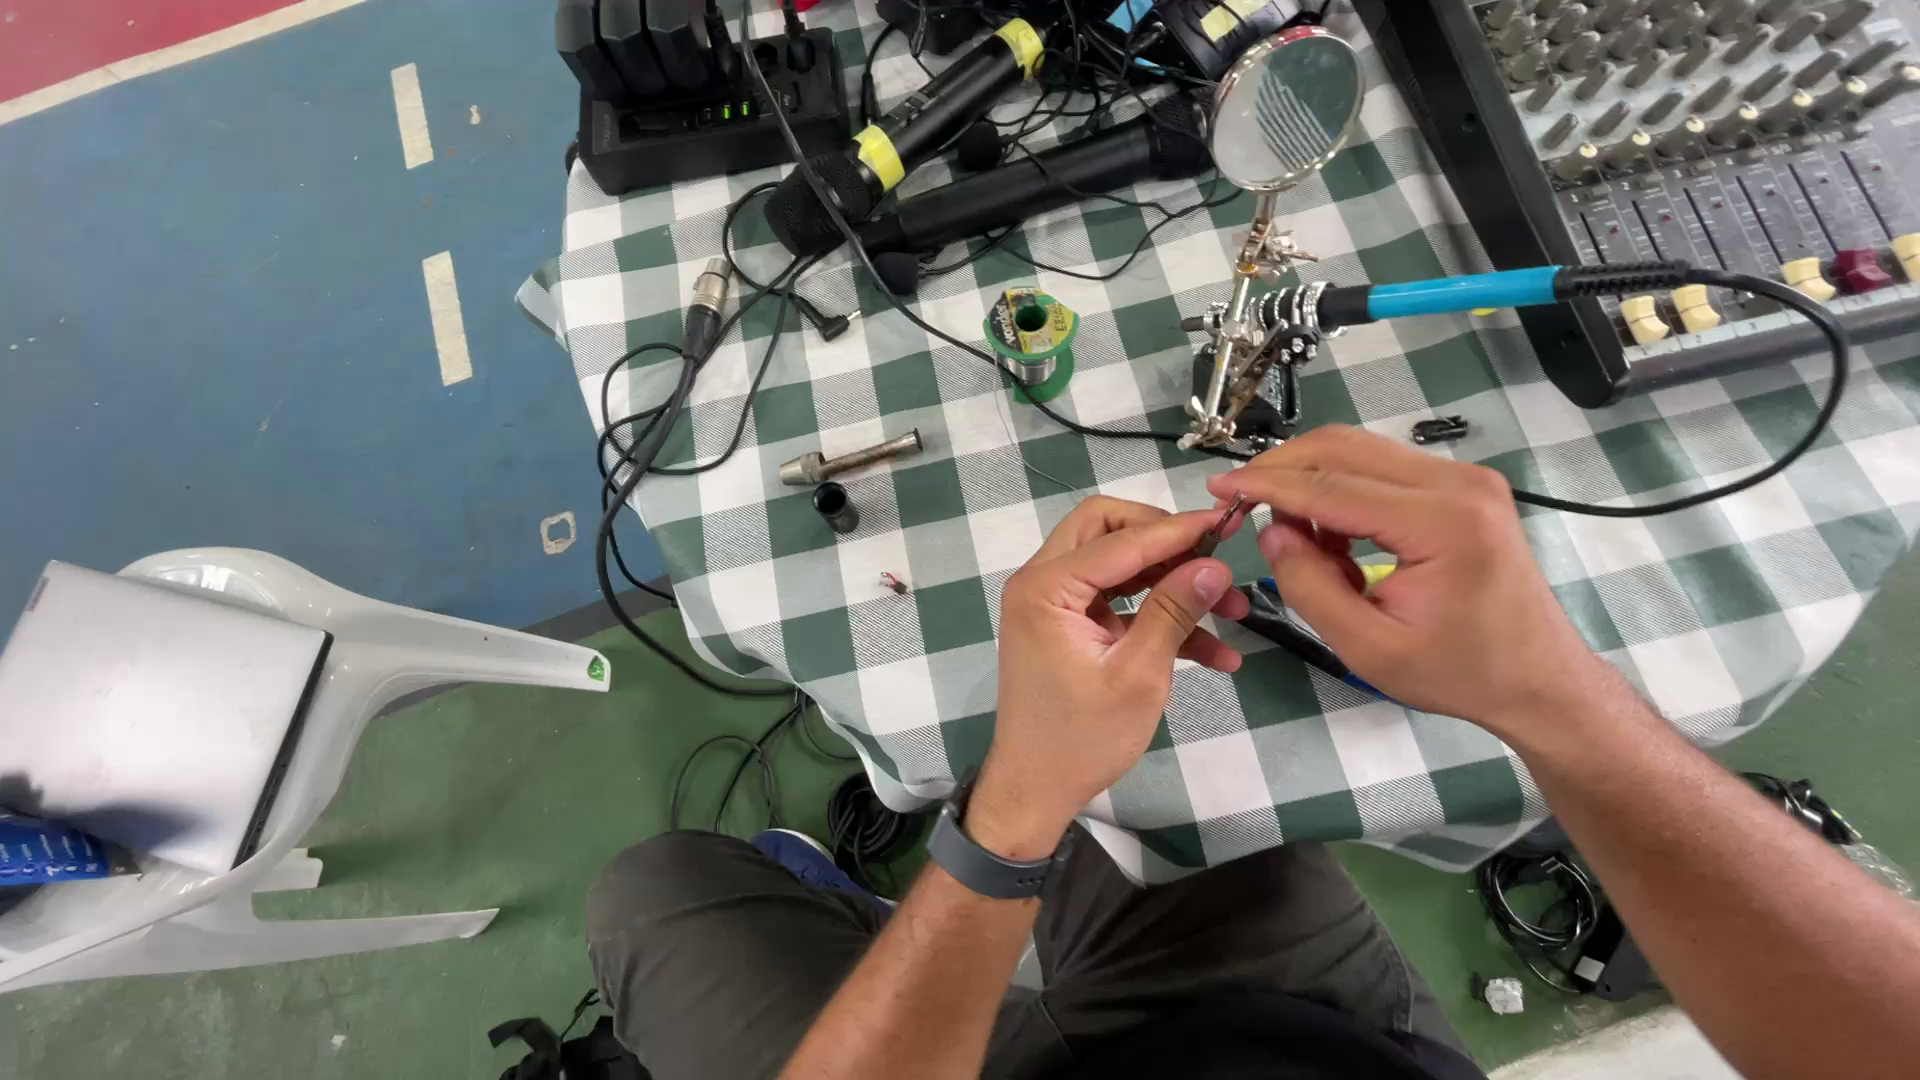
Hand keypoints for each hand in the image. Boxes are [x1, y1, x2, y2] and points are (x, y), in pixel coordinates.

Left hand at [970, 497, 1251, 858]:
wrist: (1036, 789)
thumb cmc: (1081, 738)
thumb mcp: (1137, 674)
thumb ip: (1173, 611)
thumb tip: (1214, 564)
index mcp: (1046, 587)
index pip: (1120, 539)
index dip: (1177, 529)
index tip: (1228, 520)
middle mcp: (1041, 583)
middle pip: (1106, 531)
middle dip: (1163, 539)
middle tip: (1210, 555)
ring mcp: (1053, 606)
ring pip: (1117, 566)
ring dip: (1170, 581)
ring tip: (1232, 607)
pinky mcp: (1069, 628)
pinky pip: (1117, 606)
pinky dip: (1158, 619)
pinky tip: (1215, 653)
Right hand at [1206, 426, 1614, 746]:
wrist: (1539, 679)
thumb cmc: (1456, 672)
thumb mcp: (1366, 646)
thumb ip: (1309, 585)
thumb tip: (1271, 531)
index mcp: (1441, 522)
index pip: (1330, 485)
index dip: (1266, 484)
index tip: (1216, 486)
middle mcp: (1457, 482)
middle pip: (1343, 447)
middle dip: (1281, 468)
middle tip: (1238, 501)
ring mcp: (1463, 479)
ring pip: (1358, 450)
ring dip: (1308, 480)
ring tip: (1290, 534)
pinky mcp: (1459, 487)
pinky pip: (1378, 468)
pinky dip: (1338, 491)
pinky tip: (1331, 538)